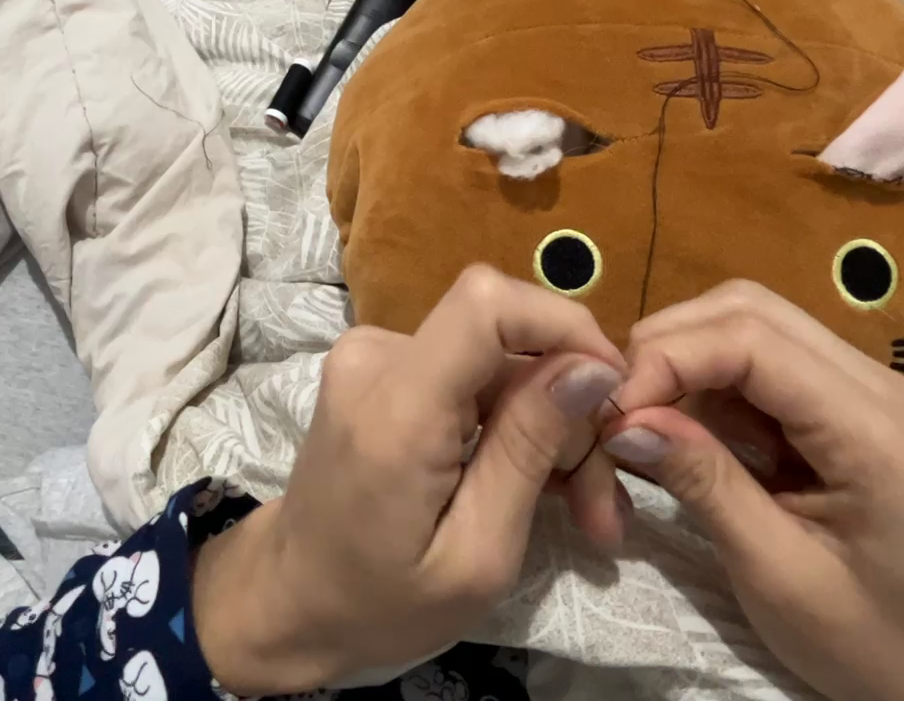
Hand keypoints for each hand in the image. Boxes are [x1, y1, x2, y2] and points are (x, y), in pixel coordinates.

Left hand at [193, 266, 628, 694]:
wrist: (292, 594)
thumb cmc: (380, 600)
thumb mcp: (477, 553)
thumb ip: (529, 448)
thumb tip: (592, 366)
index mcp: (395, 407)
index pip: (484, 303)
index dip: (561, 323)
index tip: (610, 389)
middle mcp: (376, 356)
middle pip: (506, 342)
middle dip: (567, 412)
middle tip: (600, 506)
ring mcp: (372, 353)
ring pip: (497, 360)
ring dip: (544, 425)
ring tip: (575, 508)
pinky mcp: (380, 363)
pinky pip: (468, 370)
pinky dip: (508, 418)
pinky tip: (525, 477)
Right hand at [601, 281, 903, 700]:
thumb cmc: (868, 645)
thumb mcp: (776, 575)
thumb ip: (703, 484)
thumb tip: (622, 421)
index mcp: (876, 433)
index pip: (752, 341)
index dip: (669, 358)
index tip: (614, 411)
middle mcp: (877, 385)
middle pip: (748, 309)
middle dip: (669, 344)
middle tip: (625, 406)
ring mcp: (863, 384)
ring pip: (748, 318)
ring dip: (685, 355)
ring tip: (653, 417)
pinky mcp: (842, 395)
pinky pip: (756, 352)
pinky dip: (706, 376)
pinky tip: (693, 426)